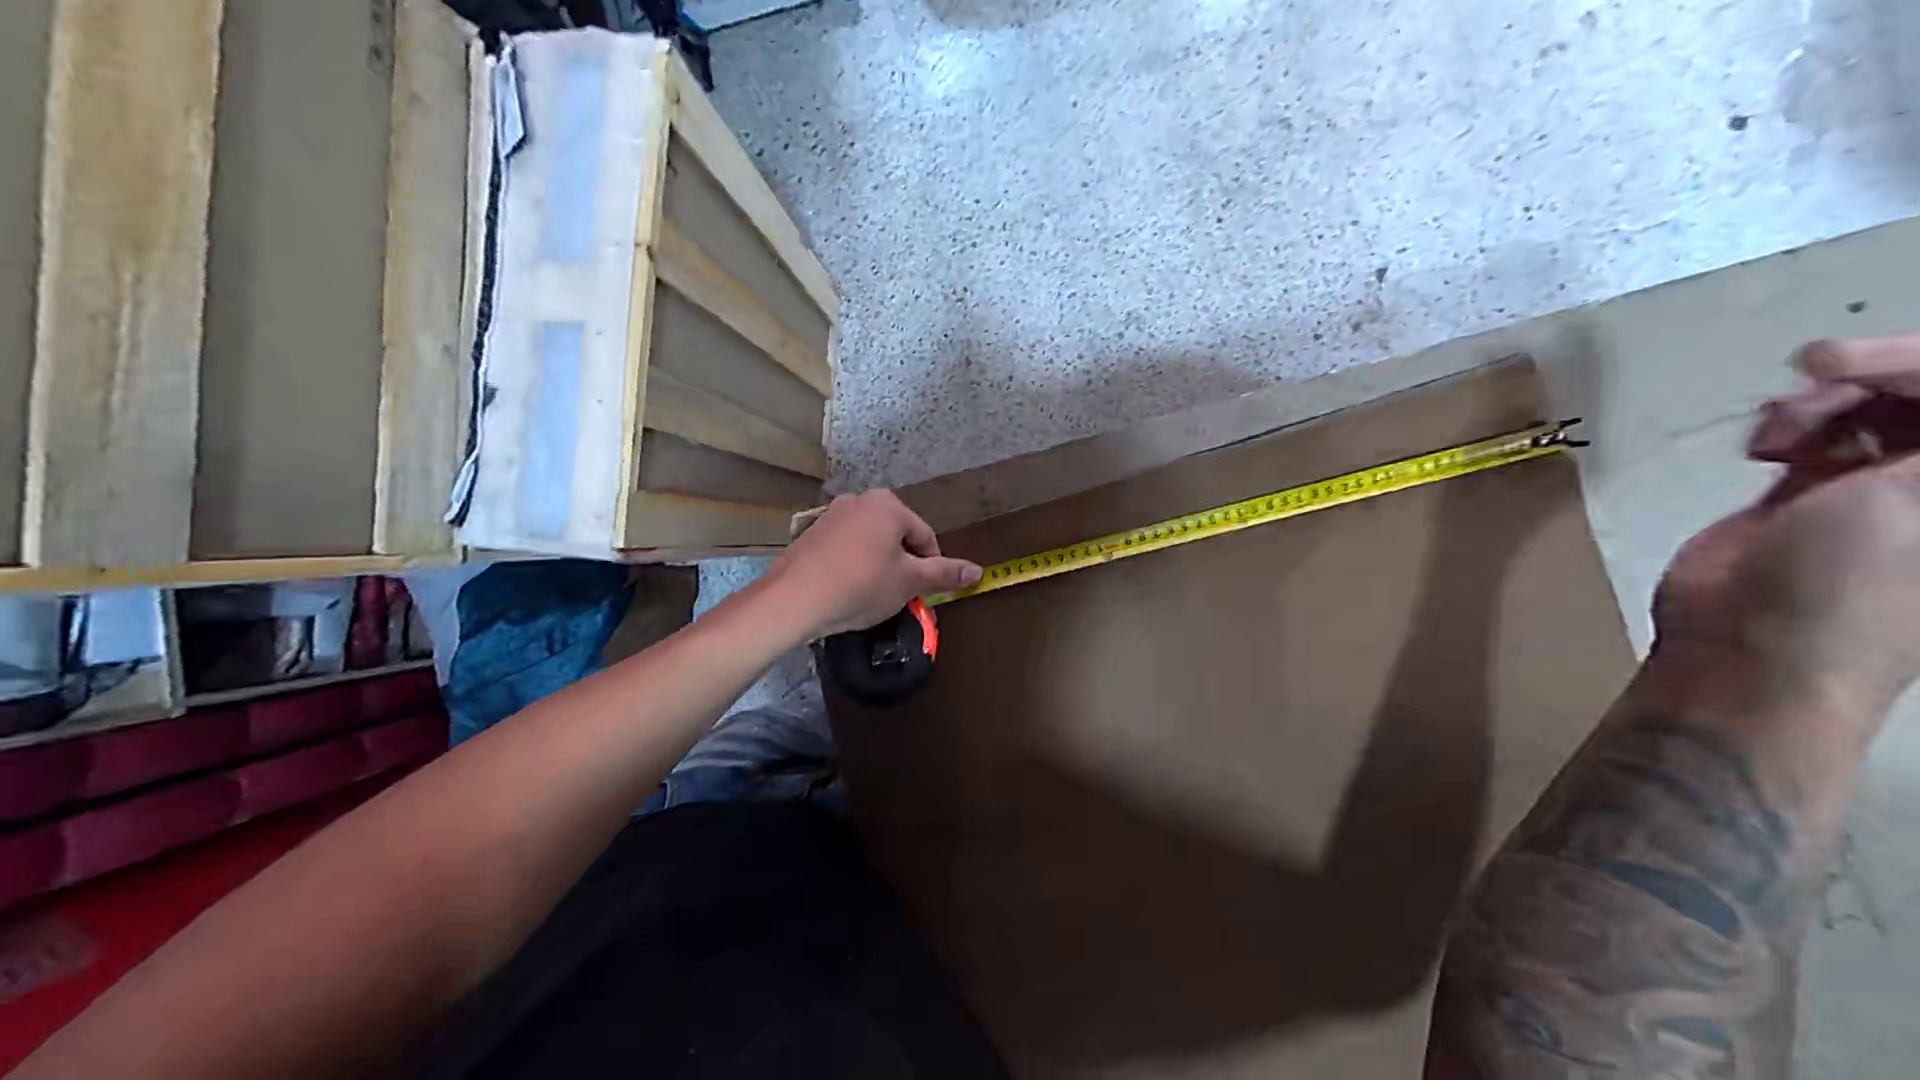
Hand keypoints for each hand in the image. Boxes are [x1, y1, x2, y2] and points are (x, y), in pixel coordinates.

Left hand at [762, 489, 982, 638]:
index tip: (924, 595)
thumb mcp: (909, 582)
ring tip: (872, 597)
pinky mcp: (810, 534)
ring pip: (870, 543)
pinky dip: (853, 567)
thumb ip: (945, 573)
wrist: (794, 599)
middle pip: (897, 537)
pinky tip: (847, 591)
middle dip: (903, 567)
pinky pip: (845, 549)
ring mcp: (831, 515)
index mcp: (888, 505)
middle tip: (900, 597)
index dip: (931, 569)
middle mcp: (859, 500)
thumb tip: (978, 571)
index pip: (925, 537)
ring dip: (879, 567)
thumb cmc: (861, 585)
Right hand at [1653, 335, 1919, 710]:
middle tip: (1811, 372)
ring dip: (1822, 399)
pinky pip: (1814, 435)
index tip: (1849, 361)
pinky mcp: (1807, 494)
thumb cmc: (1857, 583)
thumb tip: (1918, 376)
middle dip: (1875, 372)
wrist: (1749, 642)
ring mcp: (1879, 487)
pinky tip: (1762, 444)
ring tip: (1775, 425)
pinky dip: (1787, 426)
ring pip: (1870, 406)